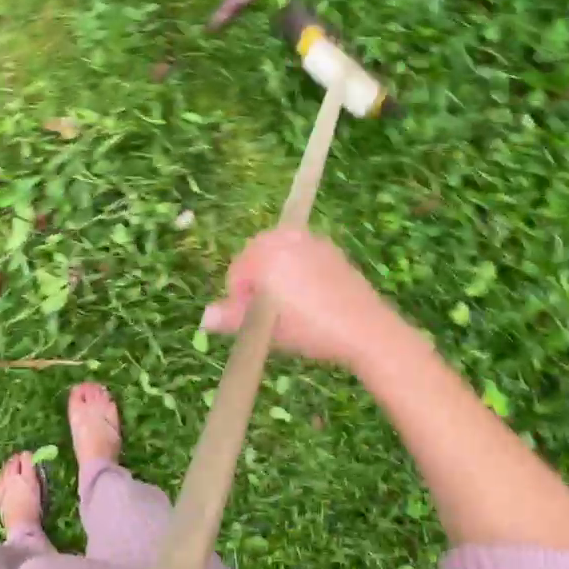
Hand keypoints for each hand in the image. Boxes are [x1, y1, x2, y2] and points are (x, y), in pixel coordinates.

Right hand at [200, 228, 406, 368]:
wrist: (364, 329)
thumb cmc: (309, 329)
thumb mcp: (265, 328)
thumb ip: (232, 318)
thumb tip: (204, 317)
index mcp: (266, 255)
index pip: (237, 272)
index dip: (239, 297)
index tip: (252, 319)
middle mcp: (286, 239)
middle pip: (255, 254)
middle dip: (255, 278)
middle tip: (266, 310)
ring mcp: (311, 241)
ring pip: (278, 250)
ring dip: (274, 271)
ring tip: (285, 303)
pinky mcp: (330, 249)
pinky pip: (301, 252)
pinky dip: (295, 267)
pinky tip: (307, 296)